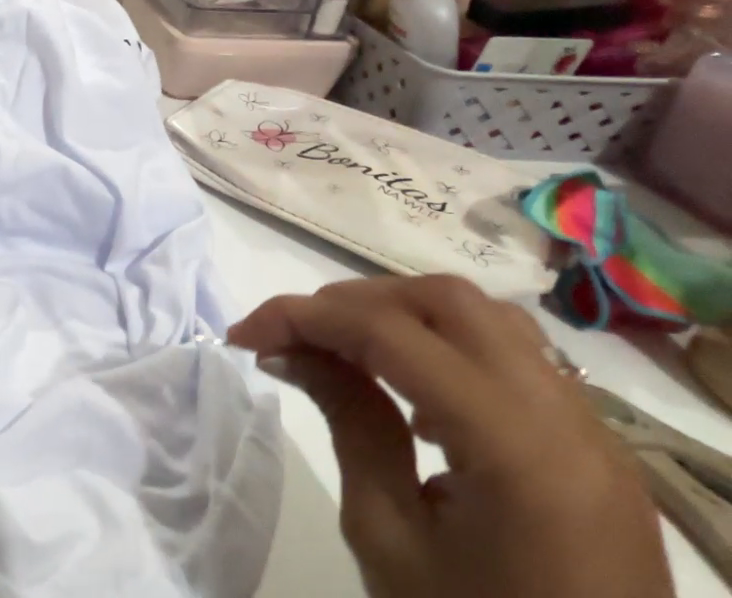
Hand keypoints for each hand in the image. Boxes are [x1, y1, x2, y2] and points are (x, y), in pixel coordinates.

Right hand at [229, 276, 670, 597]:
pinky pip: (517, 358)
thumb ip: (349, 423)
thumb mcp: (388, 534)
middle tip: (291, 335)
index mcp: (514, 446)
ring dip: (403, 314)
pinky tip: (411, 390)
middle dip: (353, 301)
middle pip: (448, 301)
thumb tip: (289, 351)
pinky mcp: (594, 446)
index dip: (304, 316)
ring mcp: (592, 430)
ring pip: (489, 318)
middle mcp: (567, 419)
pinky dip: (448, 345)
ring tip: (343, 349)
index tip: (241, 336)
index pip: (392, 333)